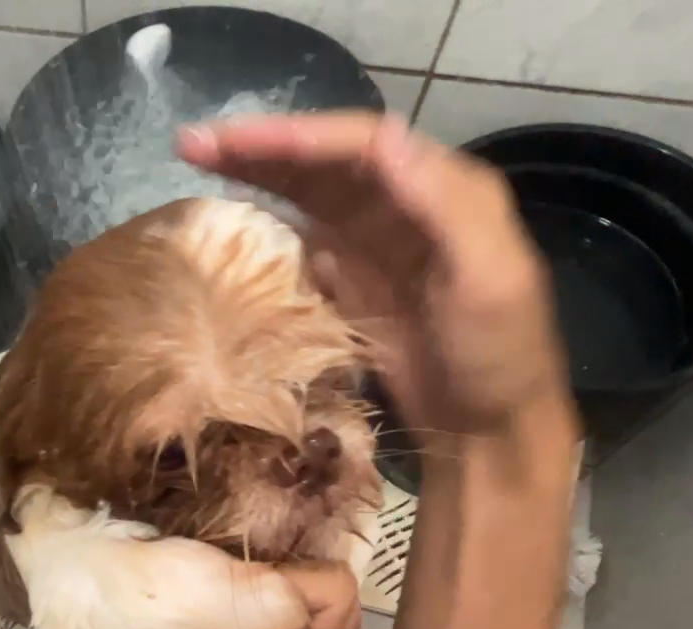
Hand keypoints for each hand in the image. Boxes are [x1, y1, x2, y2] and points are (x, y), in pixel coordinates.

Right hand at [178, 111, 574, 446]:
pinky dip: (268, 224)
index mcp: (443, 189)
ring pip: (307, 195)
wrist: (485, 427)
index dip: (297, 138)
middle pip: (323, 163)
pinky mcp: (350, 284)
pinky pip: (303, 240)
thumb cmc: (498, 355)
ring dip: (256, 177)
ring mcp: (373, 245)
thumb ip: (443, 205)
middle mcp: (403, 205)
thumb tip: (383, 138)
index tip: (238, 143)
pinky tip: (235, 218)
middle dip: (261, 148)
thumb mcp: (490, 277)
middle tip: (195, 144)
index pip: (360, 147)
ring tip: (201, 164)